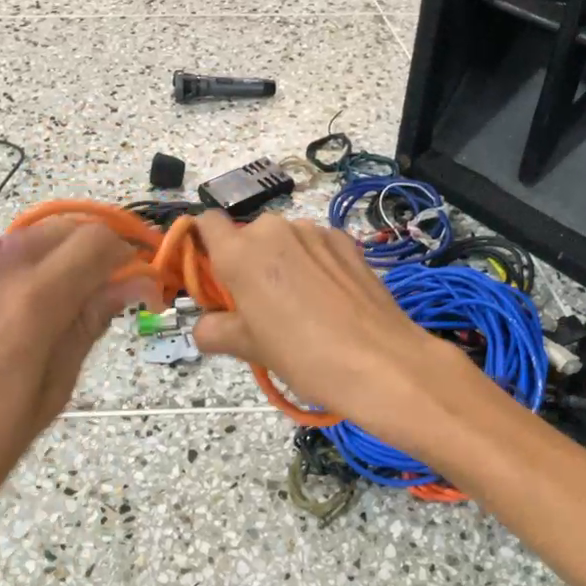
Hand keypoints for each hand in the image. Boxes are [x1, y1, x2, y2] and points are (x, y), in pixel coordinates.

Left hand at [0, 221, 154, 568]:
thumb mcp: (48, 398)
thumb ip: (87, 326)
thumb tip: (130, 284)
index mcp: (29, 303)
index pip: (97, 240)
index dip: (120, 258)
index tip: (125, 286)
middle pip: (52, 233)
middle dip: (74, 262)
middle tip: (70, 307)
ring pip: (0, 250)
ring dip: (17, 276)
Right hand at [190, 211, 457, 433]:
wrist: (381, 362)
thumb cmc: (303, 356)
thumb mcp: (249, 349)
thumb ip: (215, 330)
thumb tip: (206, 326)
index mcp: (240, 252)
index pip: (206, 222)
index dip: (203, 244)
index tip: (211, 275)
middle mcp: (274, 230)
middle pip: (247, 236)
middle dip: (247, 264)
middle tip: (257, 307)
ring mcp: (314, 231)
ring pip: (284, 241)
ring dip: (282, 264)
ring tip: (300, 308)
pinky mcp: (346, 241)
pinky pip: (316, 246)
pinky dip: (313, 265)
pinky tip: (328, 300)